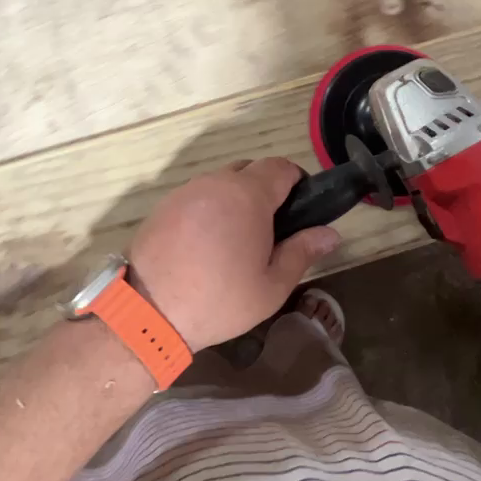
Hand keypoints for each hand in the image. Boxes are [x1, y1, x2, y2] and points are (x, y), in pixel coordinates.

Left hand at [128, 159, 341, 350]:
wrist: (149, 313)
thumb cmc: (220, 300)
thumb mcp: (272, 285)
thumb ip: (303, 251)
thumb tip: (331, 233)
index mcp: (247, 195)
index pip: (281, 167)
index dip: (297, 183)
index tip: (301, 211)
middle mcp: (215, 183)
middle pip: (250, 171)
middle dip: (266, 192)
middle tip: (272, 232)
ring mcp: (185, 192)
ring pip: (221, 183)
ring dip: (236, 201)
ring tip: (238, 242)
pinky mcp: (164, 206)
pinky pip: (198, 197)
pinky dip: (210, 211)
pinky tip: (208, 246)